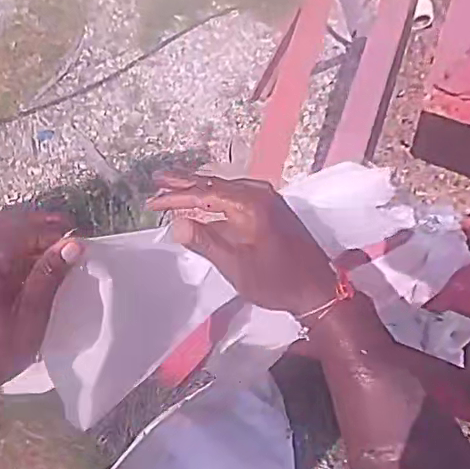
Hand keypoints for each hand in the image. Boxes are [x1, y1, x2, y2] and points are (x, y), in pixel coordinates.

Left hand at [0, 209, 80, 404]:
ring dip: (33, 244)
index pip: (22, 230)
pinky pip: (0, 259)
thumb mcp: (30, 315)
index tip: (77, 238)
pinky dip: (22, 259)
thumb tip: (72, 245)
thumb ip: (49, 276)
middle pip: (10, 229)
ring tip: (61, 256)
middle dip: (42, 230)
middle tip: (70, 240)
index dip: (52, 230)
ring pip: (5, 243)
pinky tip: (41, 272)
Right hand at [147, 172, 345, 315]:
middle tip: (158, 179)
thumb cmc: (275, 280)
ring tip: (175, 188)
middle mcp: (259, 194)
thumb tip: (176, 224)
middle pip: (214, 183)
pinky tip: (205, 205)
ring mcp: (268, 200)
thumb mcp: (235, 265)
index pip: (203, 193)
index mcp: (249, 204)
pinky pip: (236, 196)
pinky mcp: (271, 210)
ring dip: (199, 189)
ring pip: (225, 188)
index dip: (175, 197)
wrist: (317, 289)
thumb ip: (205, 242)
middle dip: (184, 183)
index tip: (152, 202)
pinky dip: (215, 198)